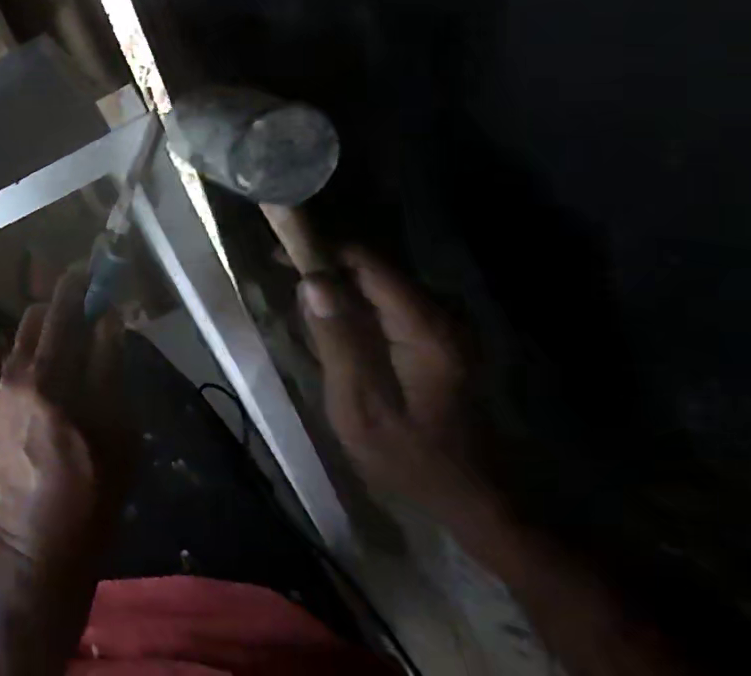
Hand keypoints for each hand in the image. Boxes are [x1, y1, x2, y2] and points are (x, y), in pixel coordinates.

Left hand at [0, 269, 127, 568]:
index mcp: (48, 379)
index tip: (91, 267)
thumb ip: (109, 367)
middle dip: (62, 302)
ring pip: (23, 338)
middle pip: (37, 318)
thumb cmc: (94, 489)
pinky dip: (37, 352)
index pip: (64, 315)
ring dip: (48, 326)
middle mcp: (15, 374)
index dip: (78, 286)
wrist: (40, 534)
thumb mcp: (118, 430)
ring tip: (76, 332)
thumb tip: (107, 319)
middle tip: (89, 299)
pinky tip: (56, 367)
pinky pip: (16, 362)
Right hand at [297, 246, 498, 527]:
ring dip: (338, 285)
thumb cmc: (408, 455)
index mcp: (424, 331)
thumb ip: (335, 339)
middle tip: (281, 280)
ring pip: (380, 284)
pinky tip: (333, 325)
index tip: (277, 258)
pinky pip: (389, 304)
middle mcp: (443, 319)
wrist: (473, 499)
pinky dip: (356, 303)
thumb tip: (310, 281)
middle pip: (375, 269)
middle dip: (325, 267)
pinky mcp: (439, 343)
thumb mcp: (358, 403)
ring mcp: (445, 330)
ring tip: (300, 302)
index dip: (320, 252)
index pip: (368, 264)